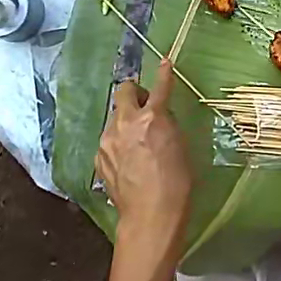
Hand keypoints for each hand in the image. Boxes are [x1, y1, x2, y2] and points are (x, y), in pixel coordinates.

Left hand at [96, 59, 191, 245]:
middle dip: (134, 93)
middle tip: (146, 107)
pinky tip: (128, 161)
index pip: (160, 87)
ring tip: (137, 142)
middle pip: (123, 91)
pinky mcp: (99, 157)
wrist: (150, 217)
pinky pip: (109, 139)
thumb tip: (160, 118)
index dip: (164, 74)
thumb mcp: (181, 147)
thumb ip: (167, 125)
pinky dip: (118, 142)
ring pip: (115, 116)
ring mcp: (108, 140)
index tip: (165, 63)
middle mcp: (125, 122)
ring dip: (126, 120)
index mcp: (152, 118)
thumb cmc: (177, 184)